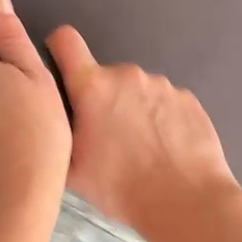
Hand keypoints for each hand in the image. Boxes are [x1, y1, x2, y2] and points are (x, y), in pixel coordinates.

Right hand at [45, 25, 237, 225]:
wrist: (185, 201)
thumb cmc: (119, 186)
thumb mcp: (70, 168)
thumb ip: (57, 134)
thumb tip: (53, 121)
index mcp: (92, 87)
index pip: (65, 41)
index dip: (57, 48)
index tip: (59, 65)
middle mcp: (127, 75)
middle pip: (103, 76)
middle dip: (100, 99)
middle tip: (103, 138)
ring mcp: (162, 85)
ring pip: (135, 91)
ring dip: (130, 109)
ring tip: (137, 148)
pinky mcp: (189, 99)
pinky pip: (164, 103)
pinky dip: (158, 120)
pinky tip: (162, 149)